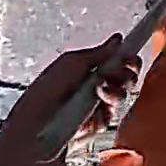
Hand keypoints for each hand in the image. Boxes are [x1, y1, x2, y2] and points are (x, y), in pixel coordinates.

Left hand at [0, 35, 133, 165]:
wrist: (36, 126)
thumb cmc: (45, 93)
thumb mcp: (71, 62)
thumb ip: (98, 52)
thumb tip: (117, 40)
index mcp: (88, 71)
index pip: (117, 60)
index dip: (127, 57)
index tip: (129, 55)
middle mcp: (97, 87)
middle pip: (127, 76)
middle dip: (127, 72)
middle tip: (119, 72)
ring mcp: (99, 106)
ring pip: (125, 92)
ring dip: (117, 86)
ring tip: (100, 87)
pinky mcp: (100, 123)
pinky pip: (117, 110)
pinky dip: (110, 102)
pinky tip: (99, 100)